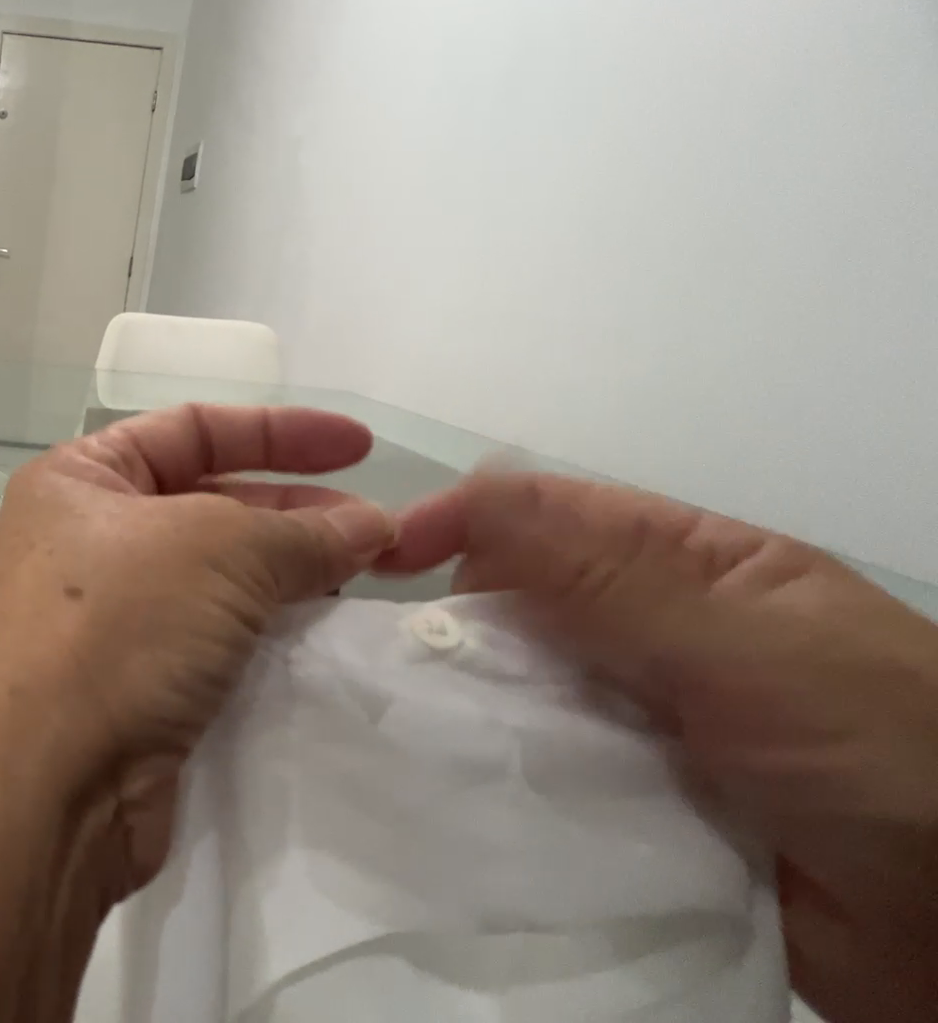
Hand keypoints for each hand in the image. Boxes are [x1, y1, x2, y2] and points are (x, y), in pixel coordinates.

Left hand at [0, 404, 395, 893]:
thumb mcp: (215, 549)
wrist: (40, 782)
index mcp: (80, 479)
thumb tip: (369, 526)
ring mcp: (109, 617)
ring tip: (366, 582)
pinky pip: (212, 640)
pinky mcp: (134, 685)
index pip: (191, 429)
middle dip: (295, 510)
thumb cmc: (116, 625)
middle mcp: (87, 540)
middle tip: (380, 535)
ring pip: (215, 578)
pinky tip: (323, 637)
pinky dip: (266, 634)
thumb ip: (299, 531)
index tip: (362, 447)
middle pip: (207, 503)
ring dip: (287, 576)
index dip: (280, 431)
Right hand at [377, 472, 937, 1022]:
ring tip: (409, 712)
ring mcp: (626, 702)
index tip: (381, 561)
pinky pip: (528, 744)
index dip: (458, 519)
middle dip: (451, 611)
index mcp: (686, 562)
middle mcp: (646, 623)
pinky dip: (489, 748)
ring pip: (511, 671)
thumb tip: (472, 492)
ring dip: (465, 687)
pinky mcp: (611, 776)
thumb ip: (607, 574)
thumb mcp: (746, 647)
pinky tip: (453, 761)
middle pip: (511, 590)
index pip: (544, 511)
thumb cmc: (886, 759)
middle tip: (399, 655)